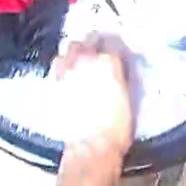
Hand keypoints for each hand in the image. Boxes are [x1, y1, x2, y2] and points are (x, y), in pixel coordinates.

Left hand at [51, 36, 133, 162]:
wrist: (91, 147)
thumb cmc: (117, 127)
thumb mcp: (129, 96)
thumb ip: (123, 73)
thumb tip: (120, 64)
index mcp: (109, 61)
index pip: (113, 41)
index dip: (115, 46)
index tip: (117, 51)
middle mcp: (87, 59)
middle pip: (90, 38)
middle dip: (96, 41)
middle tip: (99, 49)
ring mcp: (69, 68)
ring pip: (71, 45)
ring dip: (78, 48)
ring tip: (81, 56)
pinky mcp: (56, 80)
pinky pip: (58, 60)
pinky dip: (64, 60)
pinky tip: (68, 68)